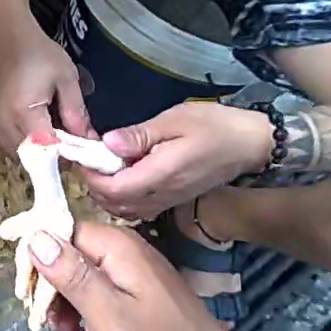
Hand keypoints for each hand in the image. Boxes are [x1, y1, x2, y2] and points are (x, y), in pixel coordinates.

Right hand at [0, 24, 94, 150]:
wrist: (2, 35)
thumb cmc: (37, 51)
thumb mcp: (66, 77)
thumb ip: (76, 112)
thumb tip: (88, 141)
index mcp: (23, 111)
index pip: (47, 149)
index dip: (66, 153)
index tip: (80, 149)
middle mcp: (0, 123)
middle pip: (30, 157)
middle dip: (51, 154)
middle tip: (67, 139)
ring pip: (16, 154)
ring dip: (35, 150)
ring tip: (50, 130)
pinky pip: (4, 144)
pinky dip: (21, 142)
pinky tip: (32, 126)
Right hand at [26, 224, 270, 330]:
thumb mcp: (109, 319)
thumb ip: (73, 276)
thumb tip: (35, 236)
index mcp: (118, 247)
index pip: (60, 230)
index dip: (37, 257)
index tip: (25, 294)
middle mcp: (126, 251)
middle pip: (68, 254)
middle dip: (51, 288)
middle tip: (47, 325)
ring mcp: (134, 274)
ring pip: (80, 277)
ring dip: (65, 307)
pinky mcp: (138, 296)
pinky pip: (98, 295)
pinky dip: (85, 317)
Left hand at [84, 103, 272, 219]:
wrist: (249, 145)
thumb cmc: (213, 126)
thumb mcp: (175, 120)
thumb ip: (139, 135)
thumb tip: (106, 143)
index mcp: (158, 175)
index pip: (112, 189)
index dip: (91, 176)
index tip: (81, 155)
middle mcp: (160, 196)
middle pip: (113, 204)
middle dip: (94, 184)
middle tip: (87, 158)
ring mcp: (166, 202)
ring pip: (124, 210)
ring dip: (106, 193)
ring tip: (101, 166)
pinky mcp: (171, 201)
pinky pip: (137, 208)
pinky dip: (121, 197)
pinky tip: (122, 174)